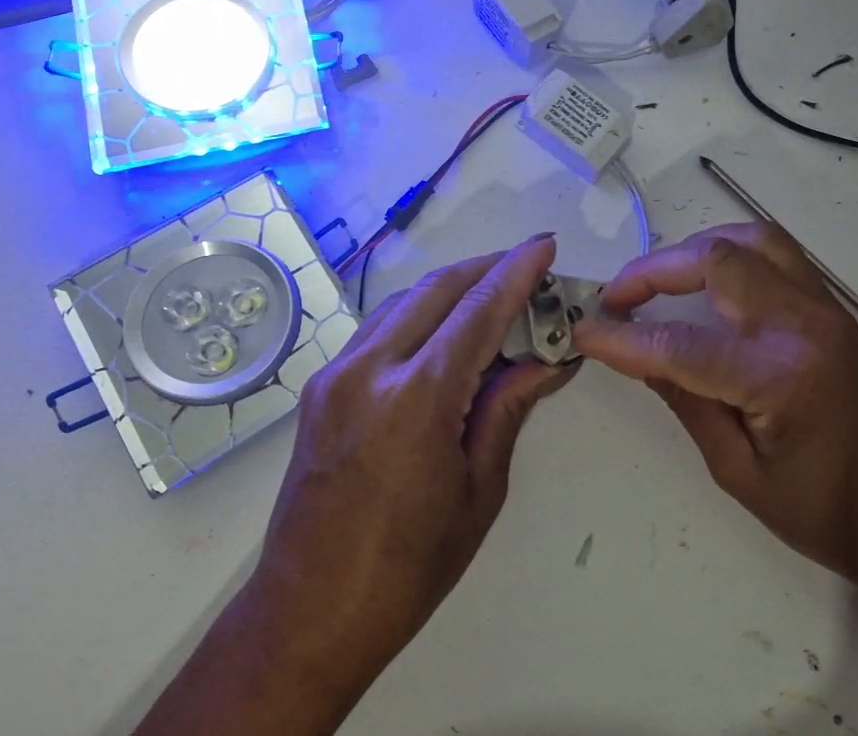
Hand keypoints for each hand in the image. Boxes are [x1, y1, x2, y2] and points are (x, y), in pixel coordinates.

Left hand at [143, 237, 570, 735]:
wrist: (309, 612)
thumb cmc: (409, 567)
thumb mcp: (478, 489)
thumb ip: (509, 409)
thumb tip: (549, 360)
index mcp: (418, 398)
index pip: (479, 310)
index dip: (518, 272)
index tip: (547, 245)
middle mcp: (370, 369)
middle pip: (436, 289)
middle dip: (486, 269)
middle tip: (529, 270)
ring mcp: (336, 375)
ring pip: (402, 302)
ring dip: (450, 289)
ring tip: (493, 298)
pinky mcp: (319, 390)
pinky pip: (377, 330)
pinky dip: (417, 316)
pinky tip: (444, 334)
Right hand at [571, 223, 857, 580]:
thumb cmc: (818, 508)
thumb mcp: (735, 470)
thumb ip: (683, 401)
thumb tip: (637, 355)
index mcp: (779, 375)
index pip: (681, 342)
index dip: (623, 338)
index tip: (584, 332)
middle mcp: (804, 325)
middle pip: (717, 261)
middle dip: (654, 271)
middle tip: (620, 298)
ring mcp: (825, 309)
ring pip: (753, 240)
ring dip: (698, 248)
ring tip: (661, 277)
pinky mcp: (833, 309)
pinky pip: (779, 254)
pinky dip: (734, 252)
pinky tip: (708, 278)